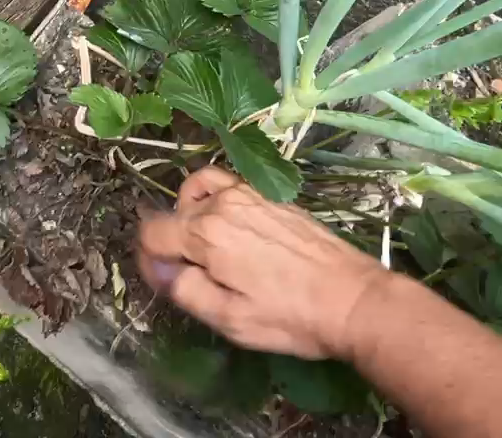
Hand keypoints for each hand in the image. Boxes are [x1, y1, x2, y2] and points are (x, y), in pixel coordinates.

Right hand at [137, 166, 392, 358]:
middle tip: (193, 278)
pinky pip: (220, 182)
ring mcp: (243, 192)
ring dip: (188, 218)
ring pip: (193, 194)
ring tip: (206, 247)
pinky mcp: (264, 192)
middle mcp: (218, 204)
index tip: (162, 281)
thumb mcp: (232, 320)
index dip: (148, 260)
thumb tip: (158, 268)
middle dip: (171, 245)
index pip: (151, 233)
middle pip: (171, 216)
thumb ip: (185, 290)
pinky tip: (223, 217)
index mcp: (205, 235)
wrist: (354, 298)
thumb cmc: (291, 317)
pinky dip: (208, 194)